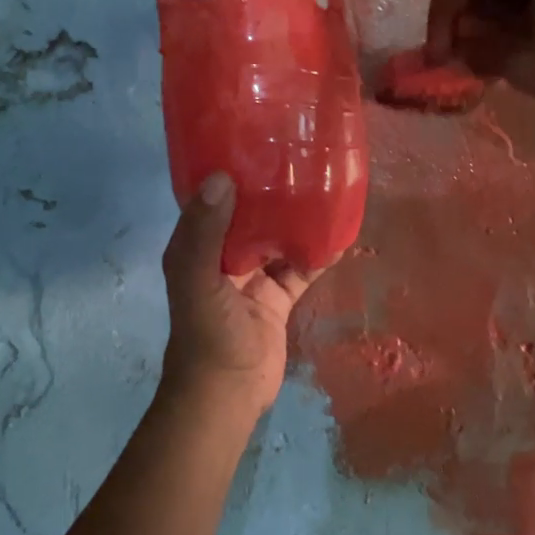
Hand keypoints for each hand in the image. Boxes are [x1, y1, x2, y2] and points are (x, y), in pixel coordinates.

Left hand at [158, 174, 327, 417]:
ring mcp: (252, 276)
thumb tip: (221, 176)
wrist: (227, 394)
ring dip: (295, 217)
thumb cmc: (206, 333)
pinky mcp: (277, 297)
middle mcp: (222, 255)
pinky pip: (299, 267)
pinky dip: (316, 252)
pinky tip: (339, 233)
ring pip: (276, 237)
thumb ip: (205, 231)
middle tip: (297, 156)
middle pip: (247, 214)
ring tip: (323, 184)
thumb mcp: (196, 277)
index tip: (251, 139)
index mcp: (196, 245)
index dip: (226, 171)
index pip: (209, 199)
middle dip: (268, 189)